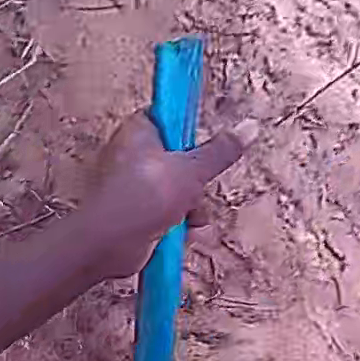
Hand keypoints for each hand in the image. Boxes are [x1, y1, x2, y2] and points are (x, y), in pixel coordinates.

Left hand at [80, 113, 258, 278]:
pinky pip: (164, 215)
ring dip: (192, 208)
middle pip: (178, 159)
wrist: (110, 243)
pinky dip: (178, 225)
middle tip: (200, 189)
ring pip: (175, 191)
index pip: (165, 117)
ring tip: (195, 220)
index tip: (204, 141)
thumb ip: (220, 151)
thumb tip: (250, 126)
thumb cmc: (146, 196)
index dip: (187, 127)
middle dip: (197, 181)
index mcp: (138, 133)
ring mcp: (132, 189)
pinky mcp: (134, 216)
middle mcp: (131, 158)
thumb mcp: (192, 170)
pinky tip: (189, 235)